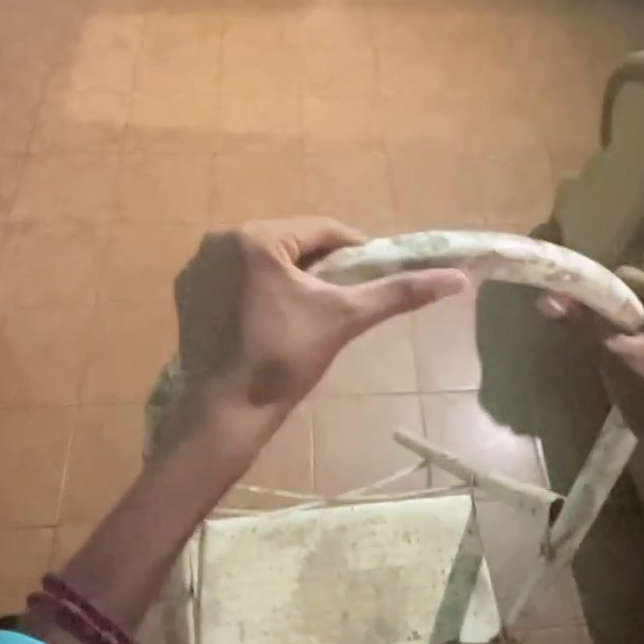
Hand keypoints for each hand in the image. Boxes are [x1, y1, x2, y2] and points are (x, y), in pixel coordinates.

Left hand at [170, 218, 467, 444]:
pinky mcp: (186, 291)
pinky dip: (256, 289)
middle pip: (292, 243)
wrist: (224, 412)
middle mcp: (220, 240)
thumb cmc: (285, 360)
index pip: (323, 231)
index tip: (372, 276)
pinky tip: (269, 320)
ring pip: (263, 259)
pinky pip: (235, 277)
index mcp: (257, 237)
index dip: (355, 252)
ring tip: (310, 311)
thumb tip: (457, 279)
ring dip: (290, 276)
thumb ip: (398, 292)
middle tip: (342, 298)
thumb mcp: (345, 319)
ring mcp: (197, 265)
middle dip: (321, 266)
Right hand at [541, 267, 643, 451]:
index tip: (580, 316)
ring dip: (618, 331)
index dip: (599, 292)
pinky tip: (622, 367)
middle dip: (609, 313)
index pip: (630, 278)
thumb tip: (545, 298)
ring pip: (641, 317)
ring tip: (607, 356)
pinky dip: (631, 345)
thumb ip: (583, 324)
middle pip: (636, 296)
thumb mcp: (615, 358)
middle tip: (594, 340)